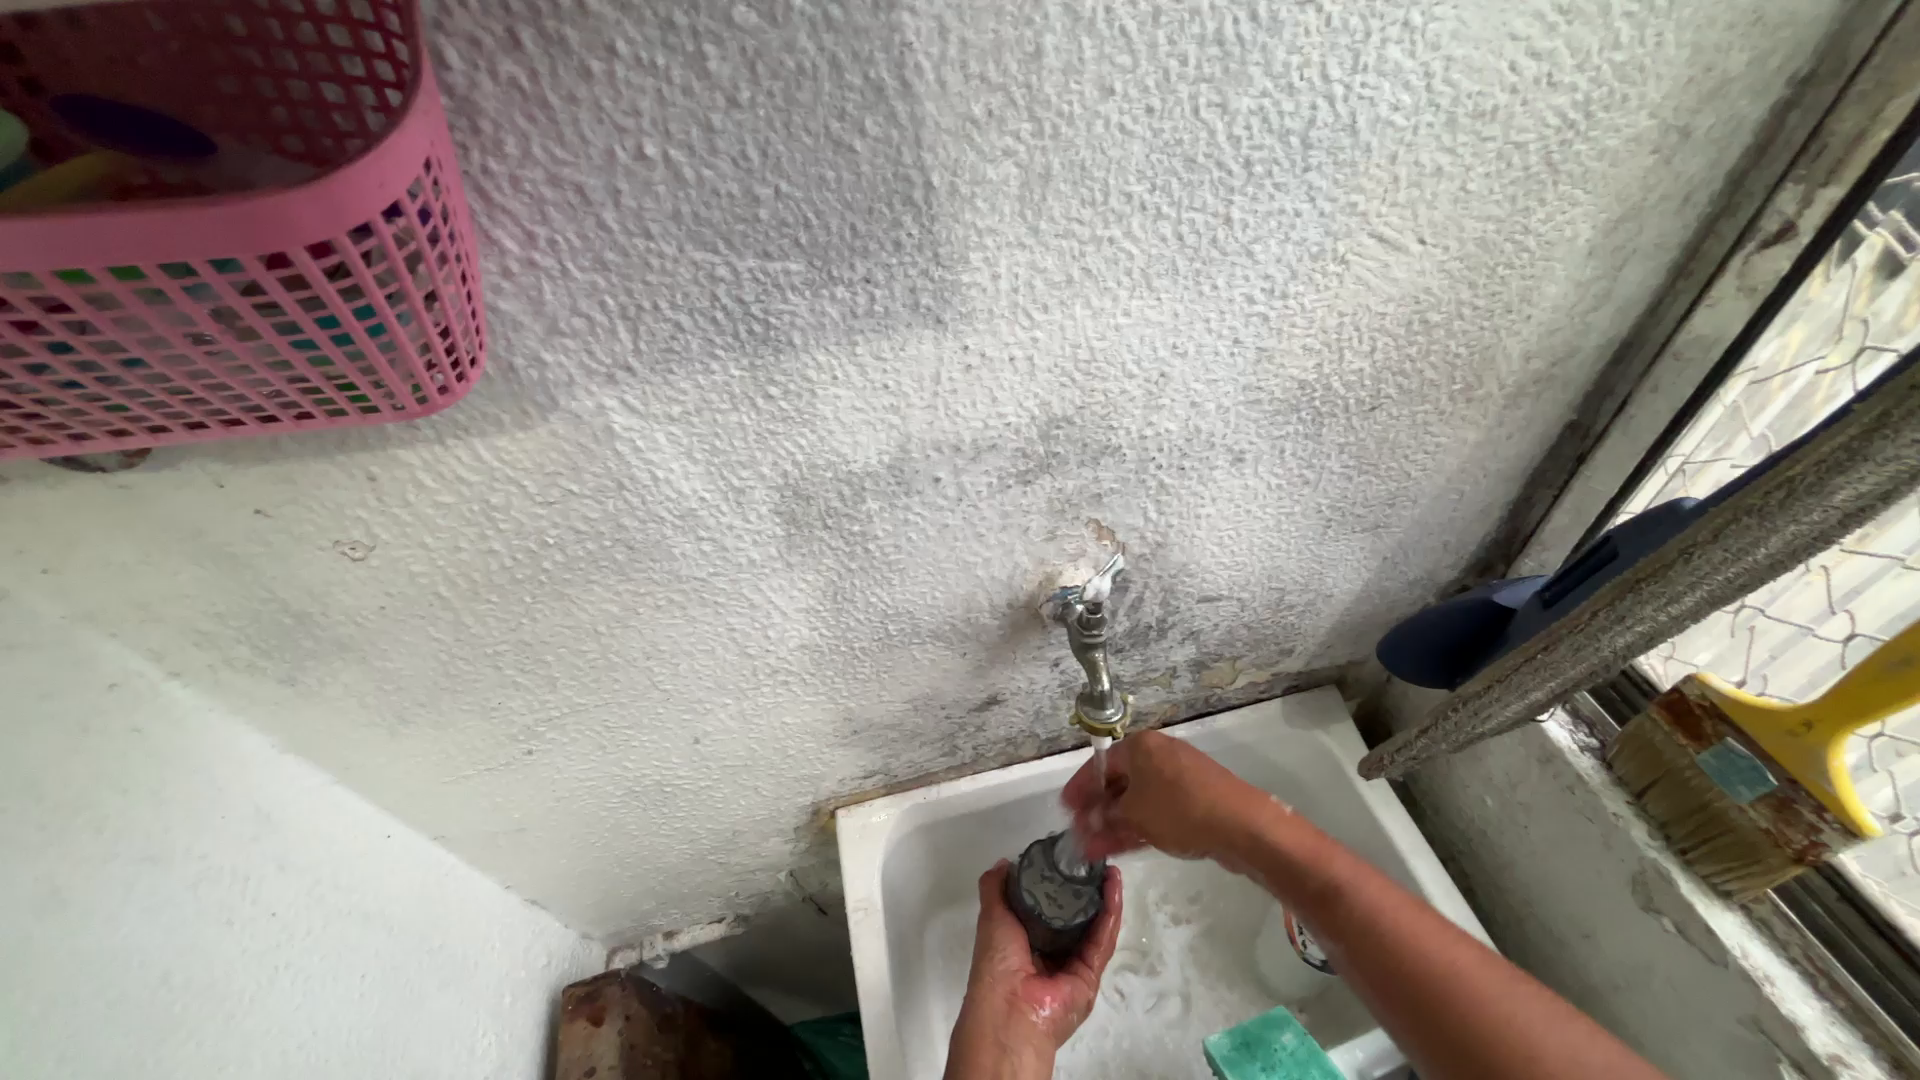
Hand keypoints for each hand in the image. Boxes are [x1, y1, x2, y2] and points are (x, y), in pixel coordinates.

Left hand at [944, 861, 1122, 1079]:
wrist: (1011, 1011)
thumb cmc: (996, 962)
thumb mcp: (991, 916)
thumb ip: (995, 887)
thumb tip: (1004, 863)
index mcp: (1024, 941)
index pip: (1046, 908)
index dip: (1057, 884)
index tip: (1067, 861)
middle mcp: (1049, 953)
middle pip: (1074, 917)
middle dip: (1086, 891)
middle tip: (1095, 865)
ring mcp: (1071, 965)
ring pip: (1093, 927)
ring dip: (1103, 899)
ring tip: (1110, 872)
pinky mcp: (1090, 975)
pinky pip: (1102, 941)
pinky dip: (1110, 915)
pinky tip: (1114, 889)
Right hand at [1061, 729, 1268, 861]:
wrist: (1242, 825)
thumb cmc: (1179, 808)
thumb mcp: (1134, 814)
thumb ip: (1106, 819)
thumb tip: (1086, 826)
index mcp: (1140, 747)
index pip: (1099, 764)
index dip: (1080, 789)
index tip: (1064, 809)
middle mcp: (1157, 757)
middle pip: (1118, 783)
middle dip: (1097, 811)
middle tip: (1078, 833)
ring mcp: (1176, 780)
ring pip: (1135, 802)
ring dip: (1113, 824)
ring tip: (1092, 849)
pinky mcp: (1191, 802)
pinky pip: (1154, 812)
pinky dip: (1136, 827)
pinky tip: (1117, 848)